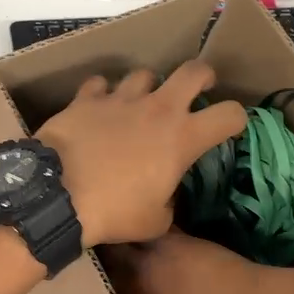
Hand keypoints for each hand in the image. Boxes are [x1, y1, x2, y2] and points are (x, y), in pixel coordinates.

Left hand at [34, 61, 244, 246]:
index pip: (229, 115)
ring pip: (144, 74)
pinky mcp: (86, 99)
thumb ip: (169, 205)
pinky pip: (99, 84)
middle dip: (202, 77)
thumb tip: (165, 199)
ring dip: (147, 87)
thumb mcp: (154, 222)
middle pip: (194, 71)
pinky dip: (102, 93)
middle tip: (198, 91)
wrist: (58, 196)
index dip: (236, 119)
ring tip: (139, 103)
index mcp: (182, 137)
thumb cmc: (113, 212)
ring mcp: (120, 99)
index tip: (229, 128)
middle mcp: (157, 109)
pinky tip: (98, 107)